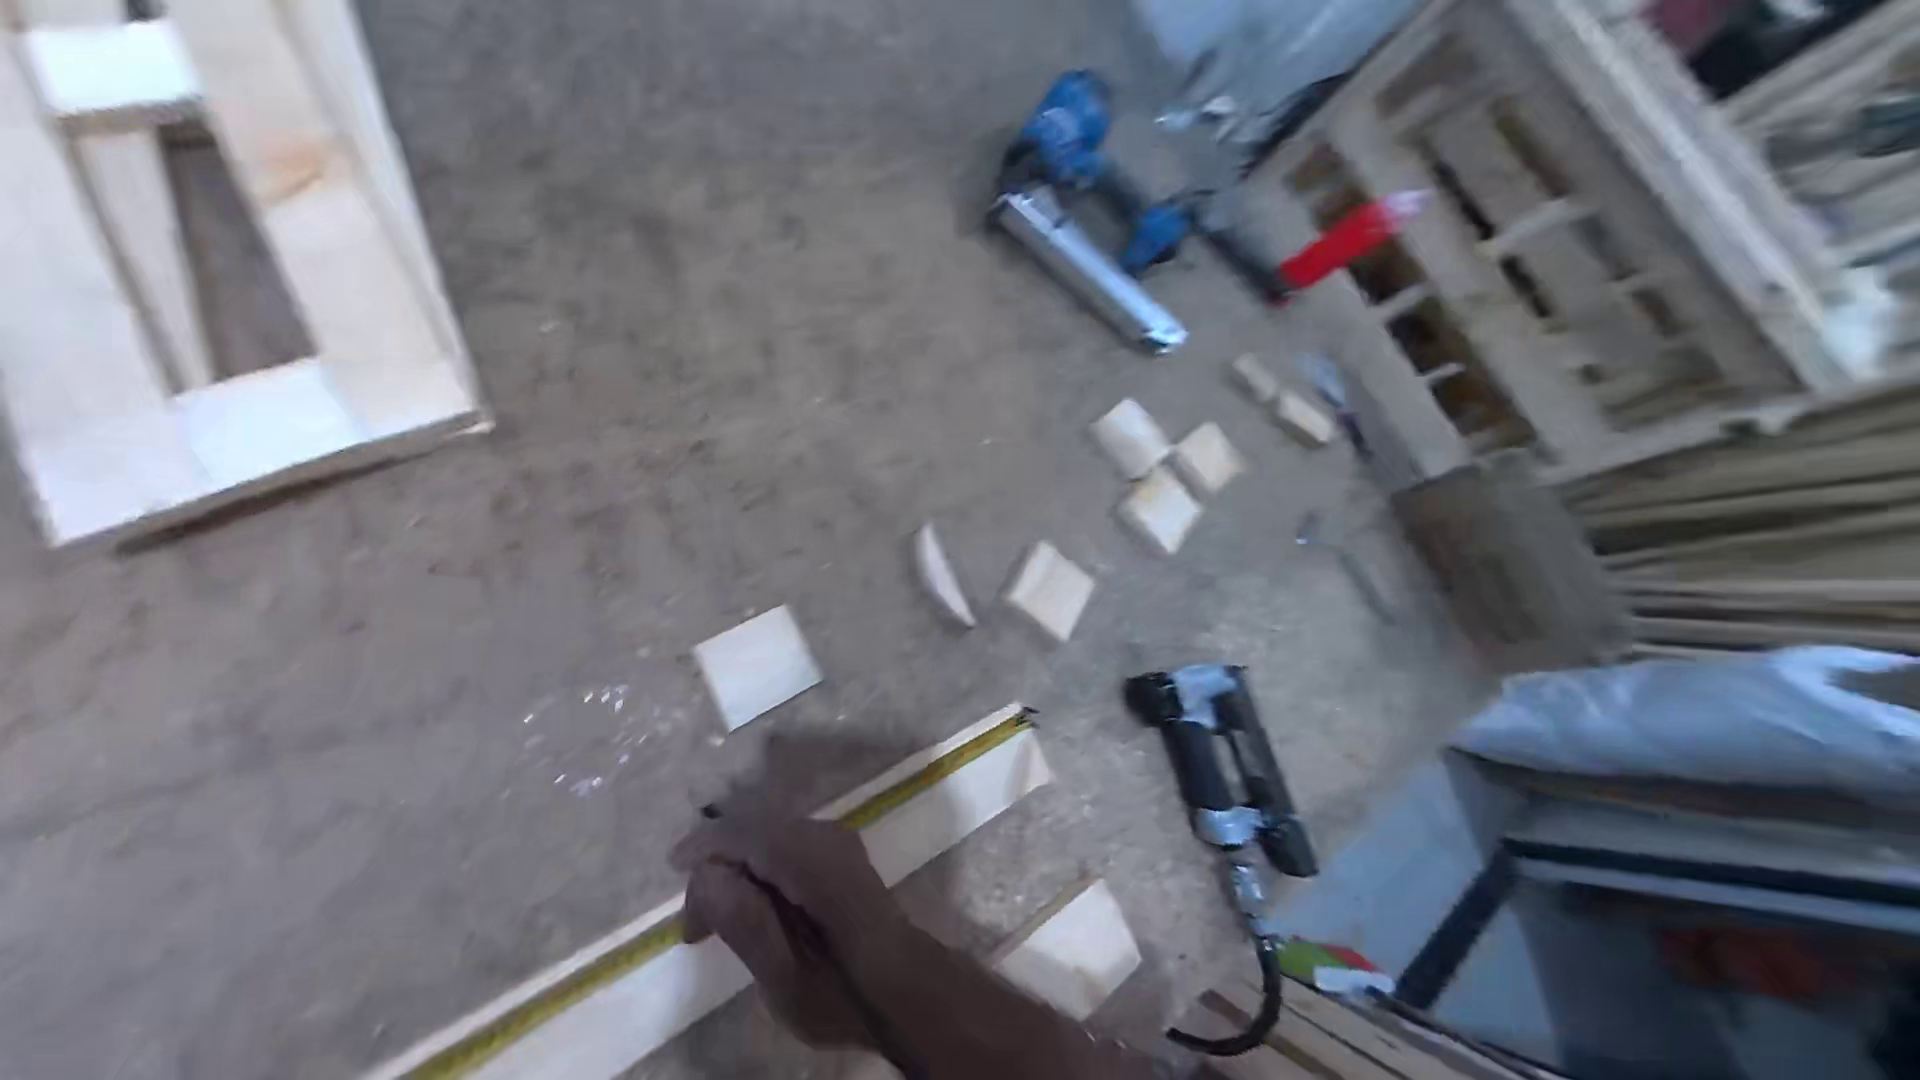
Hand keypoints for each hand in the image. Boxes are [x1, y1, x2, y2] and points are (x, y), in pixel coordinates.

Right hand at [670, 807, 908, 1048]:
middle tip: (694, 927)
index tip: (673, 867)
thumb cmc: (842, 991)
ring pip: (768, 836)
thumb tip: (707, 872)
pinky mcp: (838, 850)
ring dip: (736, 869)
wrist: (904, 985)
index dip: (706, 844)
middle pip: (754, 830)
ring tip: (714, 923)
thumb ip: (745, 921)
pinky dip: (758, 868)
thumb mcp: (784, 976)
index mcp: (814, 860)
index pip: (747, 831)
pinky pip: (785, 844)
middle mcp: (825, 835)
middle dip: (717, 866)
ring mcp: (835, 839)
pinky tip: (748, 906)